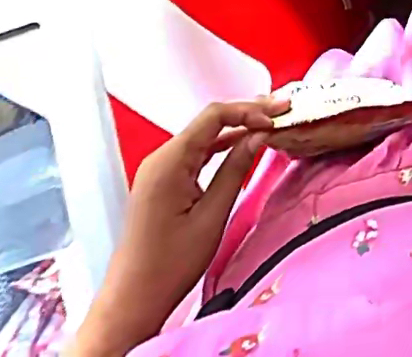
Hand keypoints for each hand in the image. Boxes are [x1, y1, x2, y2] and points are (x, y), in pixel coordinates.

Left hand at [72, 100, 288, 356]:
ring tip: (268, 122)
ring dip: (236, 127)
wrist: (131, 301)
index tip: (275, 116)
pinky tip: (244, 144)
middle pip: (209, 121)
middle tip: (280, 111)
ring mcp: (161, 167)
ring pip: (205, 134)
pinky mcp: (164, 179)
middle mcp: (162, 156)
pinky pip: (197, 152)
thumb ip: (235, 170)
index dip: (248, 110)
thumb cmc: (169, 266)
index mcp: (169, 160)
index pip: (213, 116)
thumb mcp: (211, 216)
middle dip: (246, 113)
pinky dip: (222, 145)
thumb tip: (258, 136)